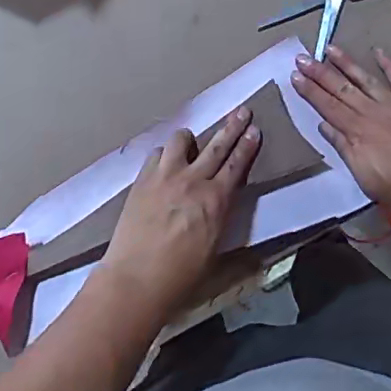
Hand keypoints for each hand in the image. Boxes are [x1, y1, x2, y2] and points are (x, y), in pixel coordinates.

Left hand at [99, 109, 259, 315]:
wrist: (136, 279)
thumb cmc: (181, 277)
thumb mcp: (215, 253)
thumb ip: (222, 223)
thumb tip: (226, 209)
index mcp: (216, 201)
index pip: (237, 165)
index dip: (247, 146)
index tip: (254, 130)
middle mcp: (193, 181)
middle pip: (217, 146)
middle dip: (232, 126)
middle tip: (242, 110)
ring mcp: (165, 176)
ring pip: (181, 140)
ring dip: (191, 140)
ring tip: (192, 143)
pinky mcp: (142, 179)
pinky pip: (157, 154)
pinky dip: (164, 155)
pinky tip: (164, 164)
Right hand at [293, 45, 390, 218]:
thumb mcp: (364, 176)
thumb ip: (344, 148)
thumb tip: (325, 125)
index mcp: (358, 131)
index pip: (327, 106)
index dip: (310, 91)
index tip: (295, 76)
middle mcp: (373, 112)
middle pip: (342, 89)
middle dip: (320, 72)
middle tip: (302, 57)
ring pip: (365, 79)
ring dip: (346, 63)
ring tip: (330, 48)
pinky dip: (388, 65)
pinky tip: (378, 51)